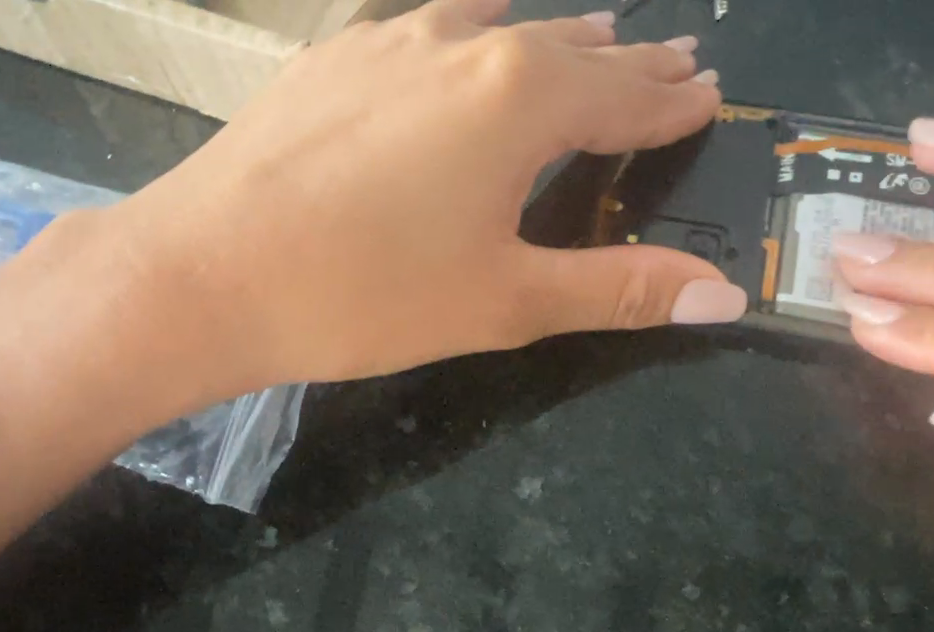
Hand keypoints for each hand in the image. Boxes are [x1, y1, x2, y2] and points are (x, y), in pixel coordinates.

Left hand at [103, 0, 739, 408]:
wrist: (207, 274)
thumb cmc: (369, 297)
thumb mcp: (508, 303)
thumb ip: (617, 290)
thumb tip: (725, 298)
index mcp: (519, 102)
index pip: (623, 99)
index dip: (671, 103)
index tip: (710, 93)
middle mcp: (463, 47)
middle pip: (571, 52)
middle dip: (630, 64)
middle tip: (678, 58)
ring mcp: (390, 40)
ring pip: (500, 29)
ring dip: (557, 38)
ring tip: (599, 34)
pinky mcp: (334, 58)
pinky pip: (428, 26)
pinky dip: (474, 30)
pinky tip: (470, 28)